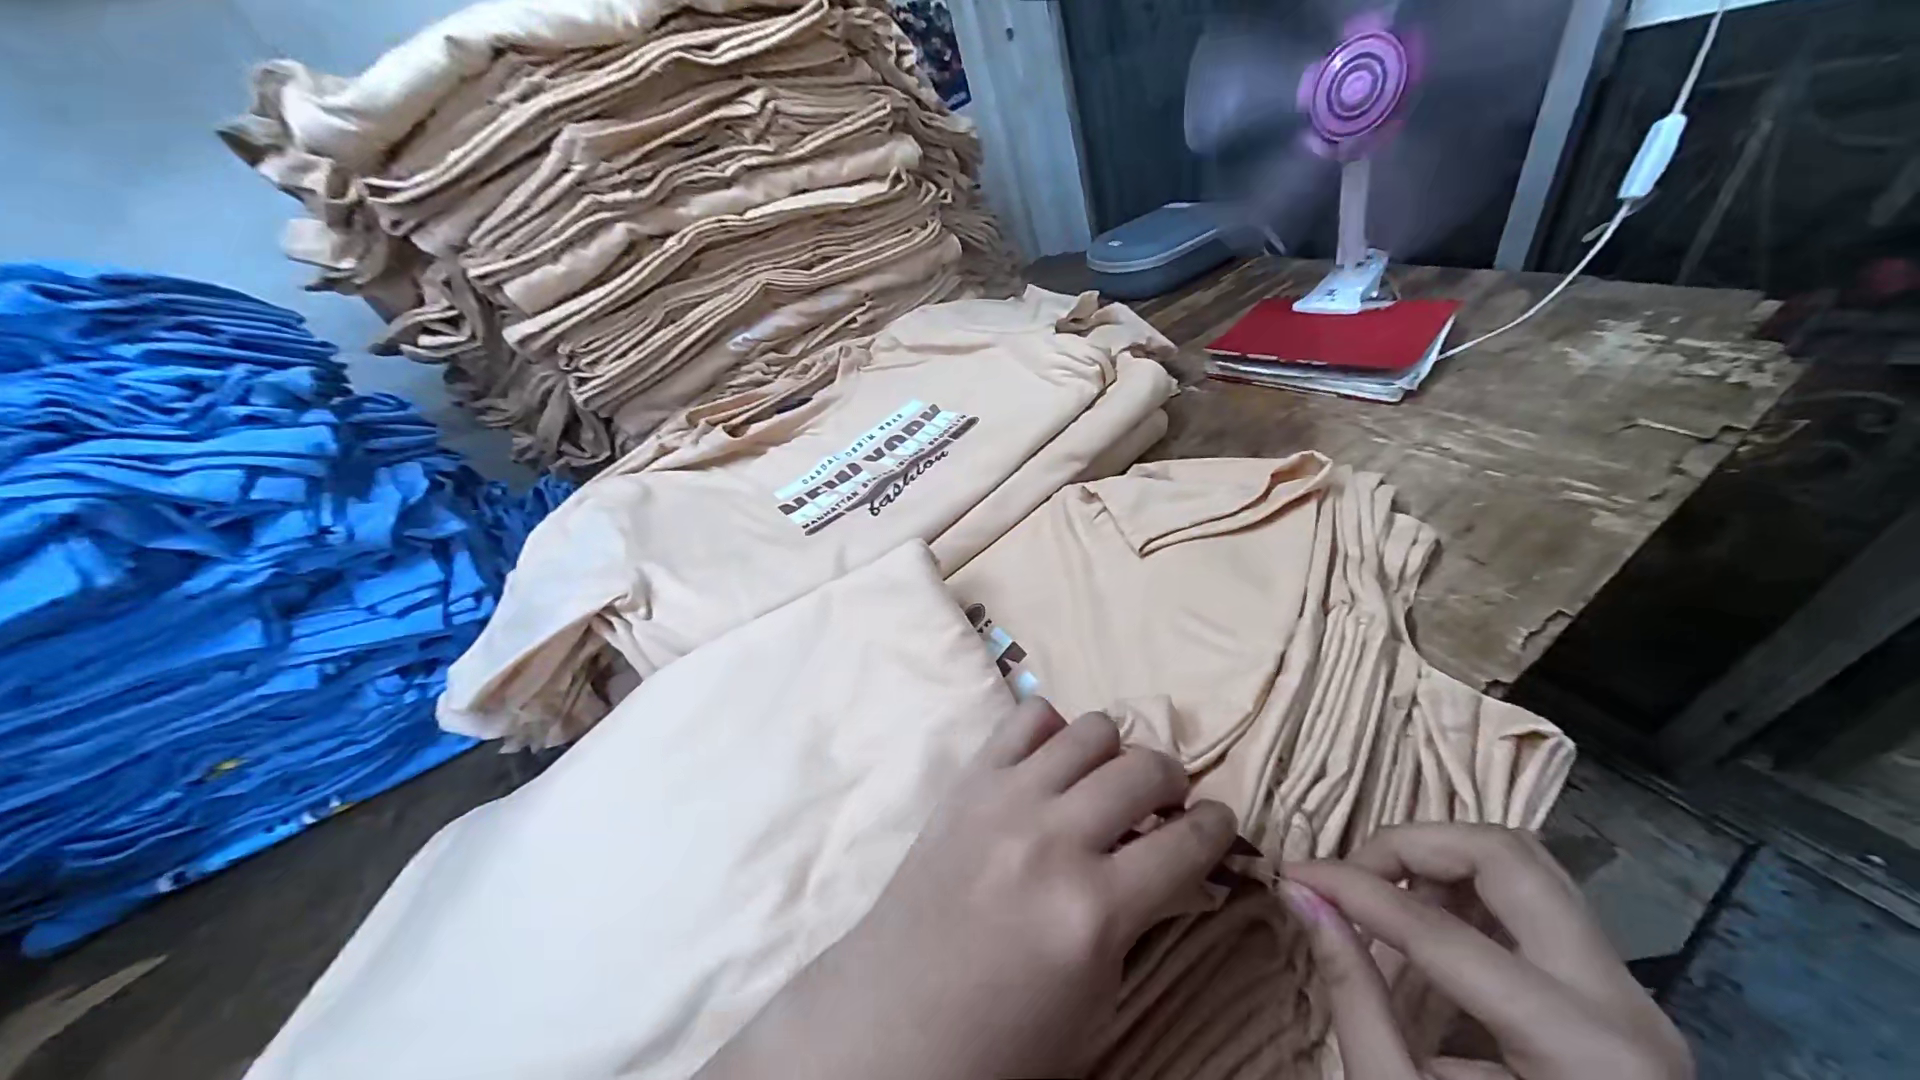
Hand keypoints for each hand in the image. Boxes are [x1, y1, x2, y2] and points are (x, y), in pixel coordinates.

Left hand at [695, 697, 1237, 1079]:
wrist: (894, 1019)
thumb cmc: (1003, 1035)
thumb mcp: (1098, 1000)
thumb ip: (1142, 920)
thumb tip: (1173, 859)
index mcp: (1094, 911)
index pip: (1189, 842)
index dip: (1219, 829)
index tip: (1220, 825)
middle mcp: (1053, 839)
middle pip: (1145, 768)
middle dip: (1173, 782)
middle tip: (1167, 804)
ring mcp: (1006, 799)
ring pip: (1091, 730)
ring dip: (1116, 752)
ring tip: (1109, 780)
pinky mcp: (968, 781)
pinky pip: (1025, 719)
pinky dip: (1052, 730)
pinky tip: (1053, 762)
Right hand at [1284, 824, 1693, 1079]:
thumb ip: (1352, 992)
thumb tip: (1300, 895)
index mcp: (1582, 1052)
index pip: (1437, 930)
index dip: (1351, 888)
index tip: (1293, 872)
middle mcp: (1625, 1005)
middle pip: (1506, 855)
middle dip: (1409, 846)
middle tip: (1349, 875)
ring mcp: (1629, 993)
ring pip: (1525, 862)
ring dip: (1439, 860)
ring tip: (1384, 898)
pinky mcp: (1614, 991)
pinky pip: (1535, 896)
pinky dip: (1464, 885)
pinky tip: (1423, 922)